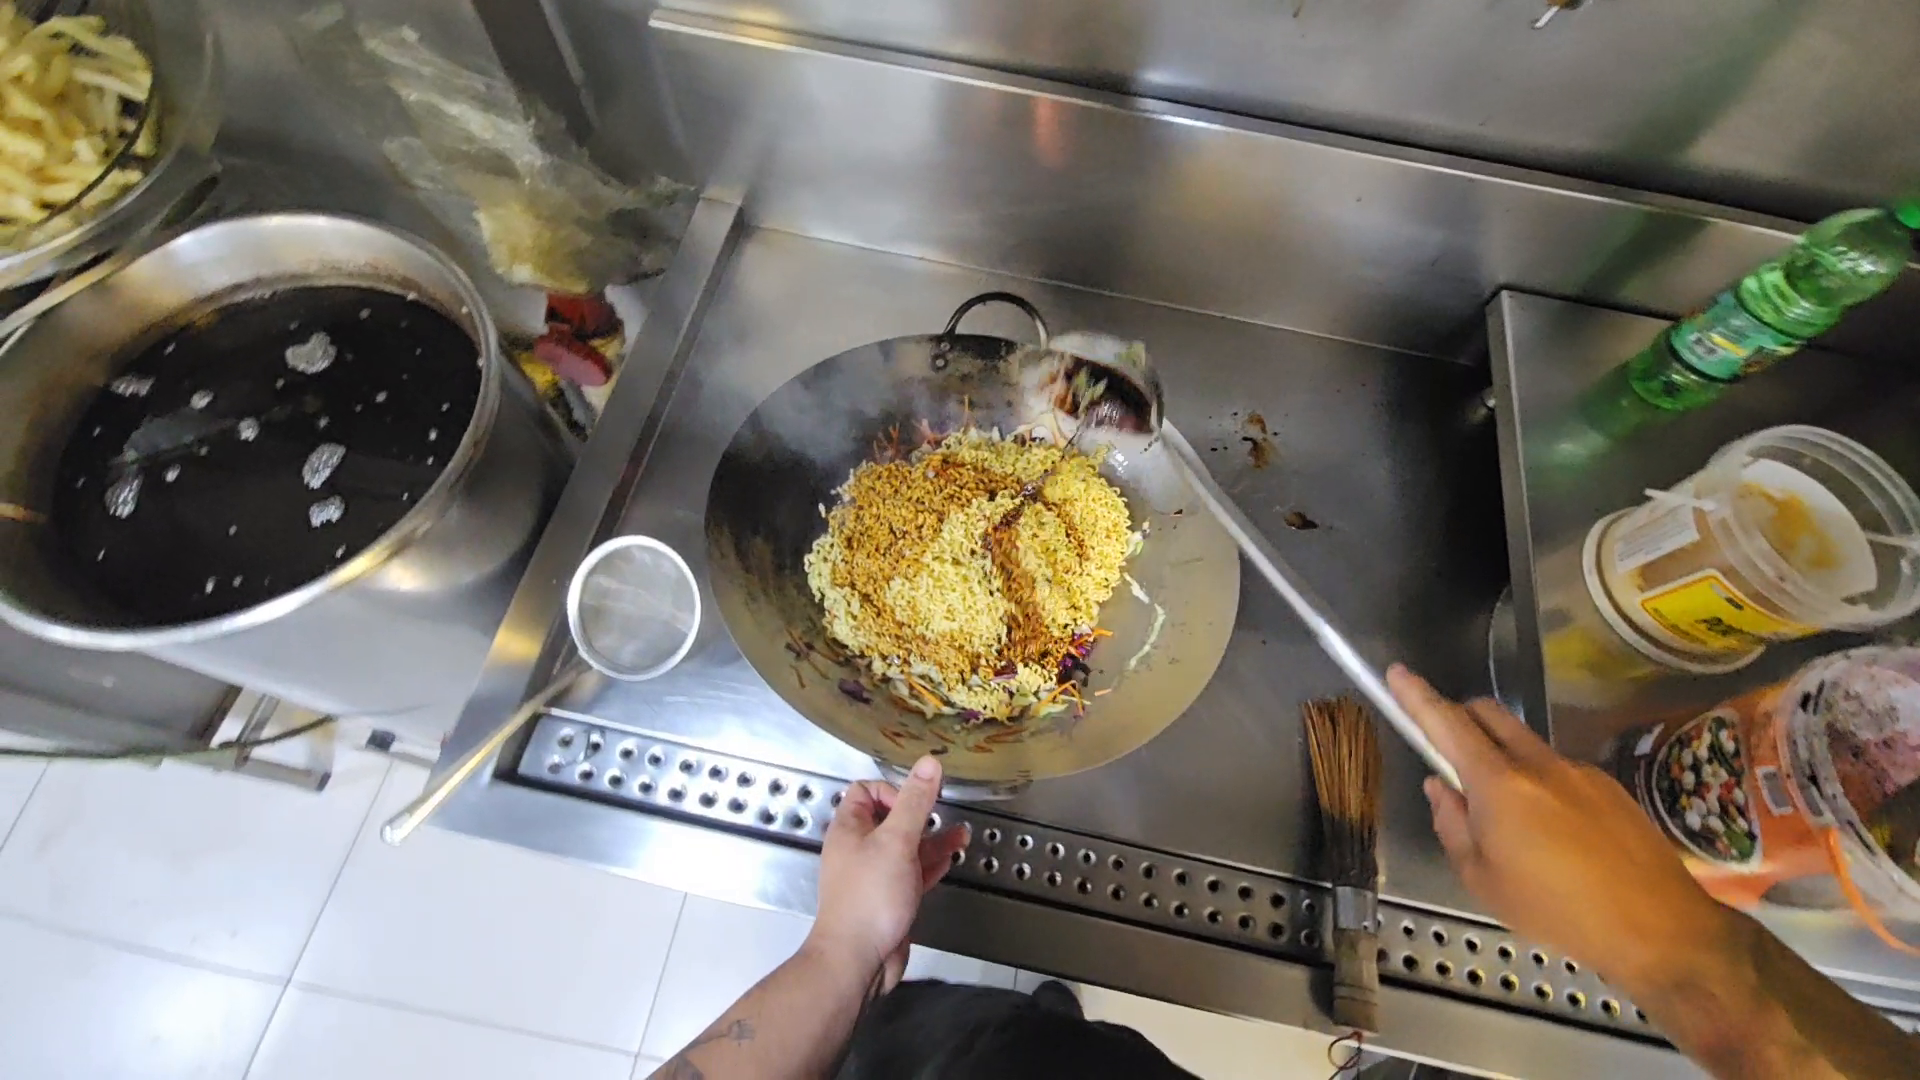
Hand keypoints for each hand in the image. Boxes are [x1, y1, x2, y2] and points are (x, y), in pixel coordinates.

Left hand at [807, 755, 970, 991]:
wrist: (857, 962)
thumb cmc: (870, 897)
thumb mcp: (897, 840)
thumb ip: (915, 801)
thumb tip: (929, 762)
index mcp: (850, 828)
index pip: (866, 791)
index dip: (891, 790)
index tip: (913, 804)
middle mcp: (858, 849)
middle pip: (890, 818)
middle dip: (919, 814)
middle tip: (943, 813)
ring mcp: (873, 876)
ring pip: (905, 848)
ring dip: (932, 840)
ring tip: (962, 834)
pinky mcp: (888, 900)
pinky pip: (911, 873)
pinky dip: (930, 864)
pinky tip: (950, 859)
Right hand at [1388, 665, 1741, 991]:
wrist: (1666, 935)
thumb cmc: (1558, 911)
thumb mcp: (1480, 878)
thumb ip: (1451, 823)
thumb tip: (1442, 788)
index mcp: (1498, 784)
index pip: (1446, 723)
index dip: (1416, 696)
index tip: (1396, 672)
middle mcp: (1538, 765)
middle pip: (1488, 713)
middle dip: (1459, 716)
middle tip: (1448, 749)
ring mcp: (1580, 772)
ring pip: (1524, 743)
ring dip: (1501, 757)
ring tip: (1511, 816)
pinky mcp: (1612, 789)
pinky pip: (1559, 770)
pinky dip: (1540, 783)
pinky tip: (1556, 833)